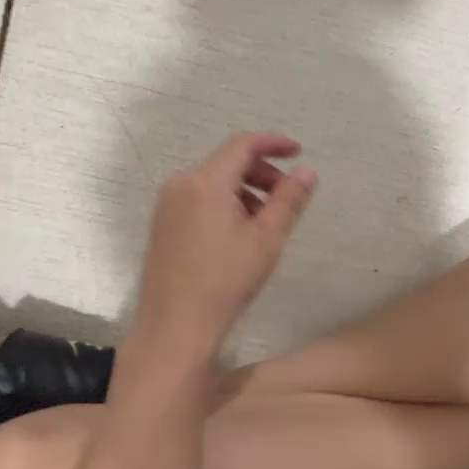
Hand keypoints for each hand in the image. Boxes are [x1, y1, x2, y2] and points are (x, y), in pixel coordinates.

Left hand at [134, 132, 316, 354]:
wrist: (176, 325)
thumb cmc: (226, 281)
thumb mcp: (266, 240)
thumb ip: (289, 200)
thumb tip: (306, 172)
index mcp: (206, 181)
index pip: (243, 145)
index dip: (274, 143)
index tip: (299, 152)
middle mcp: (181, 183)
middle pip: (227, 162)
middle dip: (262, 173)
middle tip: (288, 198)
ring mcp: (167, 204)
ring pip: (213, 182)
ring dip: (244, 191)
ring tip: (265, 225)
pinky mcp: (162, 225)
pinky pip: (198, 199)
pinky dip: (224, 204)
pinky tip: (238, 236)